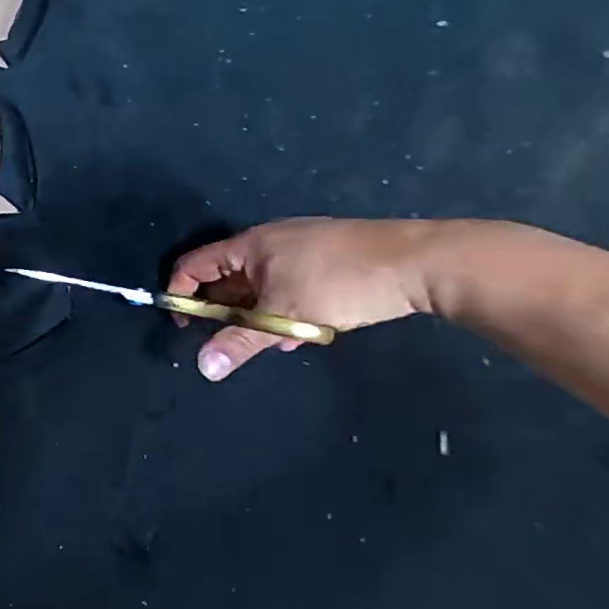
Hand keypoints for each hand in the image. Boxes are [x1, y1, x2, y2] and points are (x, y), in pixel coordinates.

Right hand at [167, 217, 438, 380]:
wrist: (426, 262)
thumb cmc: (342, 282)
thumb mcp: (285, 317)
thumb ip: (241, 342)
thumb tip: (204, 368)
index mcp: (250, 245)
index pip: (193, 265)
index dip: (181, 293)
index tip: (186, 326)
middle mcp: (269, 241)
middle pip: (224, 277)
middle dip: (223, 310)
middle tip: (230, 339)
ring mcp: (300, 247)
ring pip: (258, 284)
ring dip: (257, 314)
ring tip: (274, 341)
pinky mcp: (326, 258)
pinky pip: (286, 284)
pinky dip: (283, 308)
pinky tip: (304, 332)